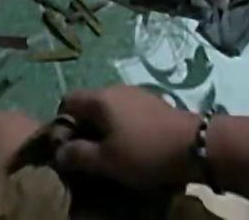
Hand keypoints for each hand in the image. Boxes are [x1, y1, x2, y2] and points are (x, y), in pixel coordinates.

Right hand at [53, 86, 201, 190]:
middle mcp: (113, 87)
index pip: (68, 100)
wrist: (190, 143)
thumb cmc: (143, 151)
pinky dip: (119, 124)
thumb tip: (57, 152)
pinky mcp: (149, 100)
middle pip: (88, 103)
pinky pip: (123, 109)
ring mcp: (133, 91)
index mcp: (99, 98)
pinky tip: (130, 143)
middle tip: (87, 154)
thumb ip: (78, 155)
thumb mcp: (107, 161)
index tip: (67, 147)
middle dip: (83, 127)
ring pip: (106, 107)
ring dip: (102, 126)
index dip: (62, 123)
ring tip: (109, 151)